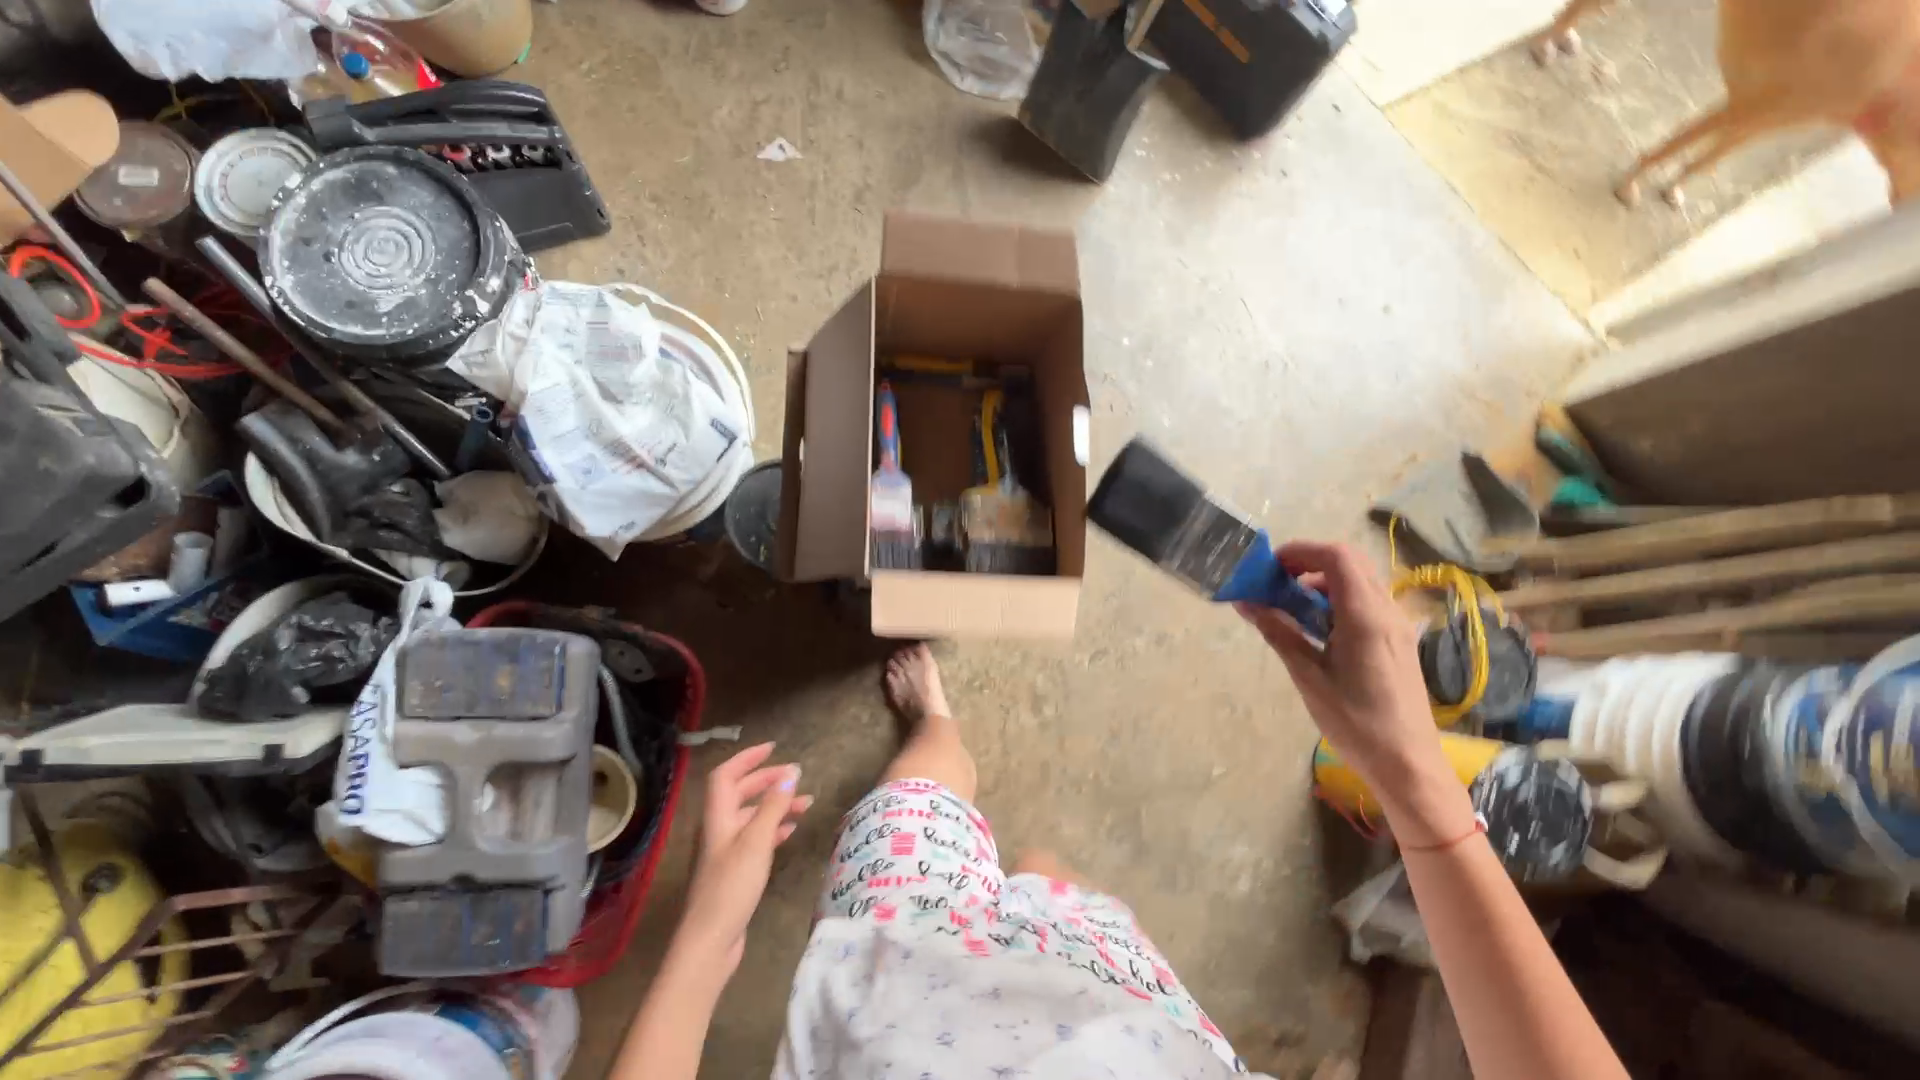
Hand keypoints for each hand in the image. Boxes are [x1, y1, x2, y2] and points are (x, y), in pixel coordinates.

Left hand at [673, 742, 812, 975]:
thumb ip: (773, 806)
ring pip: (751, 817)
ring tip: (806, 804)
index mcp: (717, 818)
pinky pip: (755, 838)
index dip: (747, 758)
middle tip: (797, 776)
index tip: (774, 748)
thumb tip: (790, 772)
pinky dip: (773, 829)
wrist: (710, 941)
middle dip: (767, 781)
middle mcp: (718, 829)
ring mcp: (725, 852)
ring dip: (776, 806)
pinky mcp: (734, 871)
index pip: (726, 775)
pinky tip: (791, 831)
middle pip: (740, 794)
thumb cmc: (731, 887)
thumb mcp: (756, 842)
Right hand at [1237, 541, 1474, 844]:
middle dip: (1309, 563)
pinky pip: (1367, 603)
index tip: (1269, 567)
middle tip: (1275, 583)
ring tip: (1290, 608)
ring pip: (1360, 581)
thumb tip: (1246, 602)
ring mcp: (1397, 626)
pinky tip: (1317, 629)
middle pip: (1350, 563)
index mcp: (1365, 616)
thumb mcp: (1308, 676)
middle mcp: (1387, 611)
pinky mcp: (1398, 641)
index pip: (1336, 557)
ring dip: (1323, 582)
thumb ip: (1279, 632)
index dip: (1300, 551)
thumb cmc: (1355, 722)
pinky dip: (1338, 600)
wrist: (1407, 763)